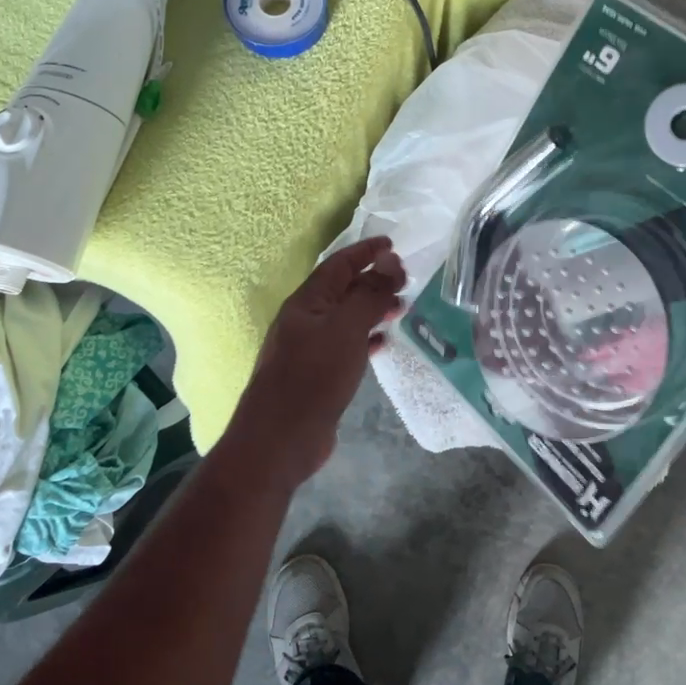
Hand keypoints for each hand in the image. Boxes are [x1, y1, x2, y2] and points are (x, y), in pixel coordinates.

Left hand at [230, 236, 405, 482]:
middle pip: (342, 290)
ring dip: (372, 308)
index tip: (392, 244)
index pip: (339, 265)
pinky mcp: (317, 375)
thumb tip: (390, 262)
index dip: (365, 252)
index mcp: (307, 302)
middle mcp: (305, 320)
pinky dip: (366, 338)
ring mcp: (309, 349)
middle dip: (373, 280)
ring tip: (401, 307)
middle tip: (405, 280)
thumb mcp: (346, 329)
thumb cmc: (312, 377)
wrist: (280, 439)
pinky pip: (346, 345)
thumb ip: (370, 294)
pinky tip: (383, 343)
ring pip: (346, 318)